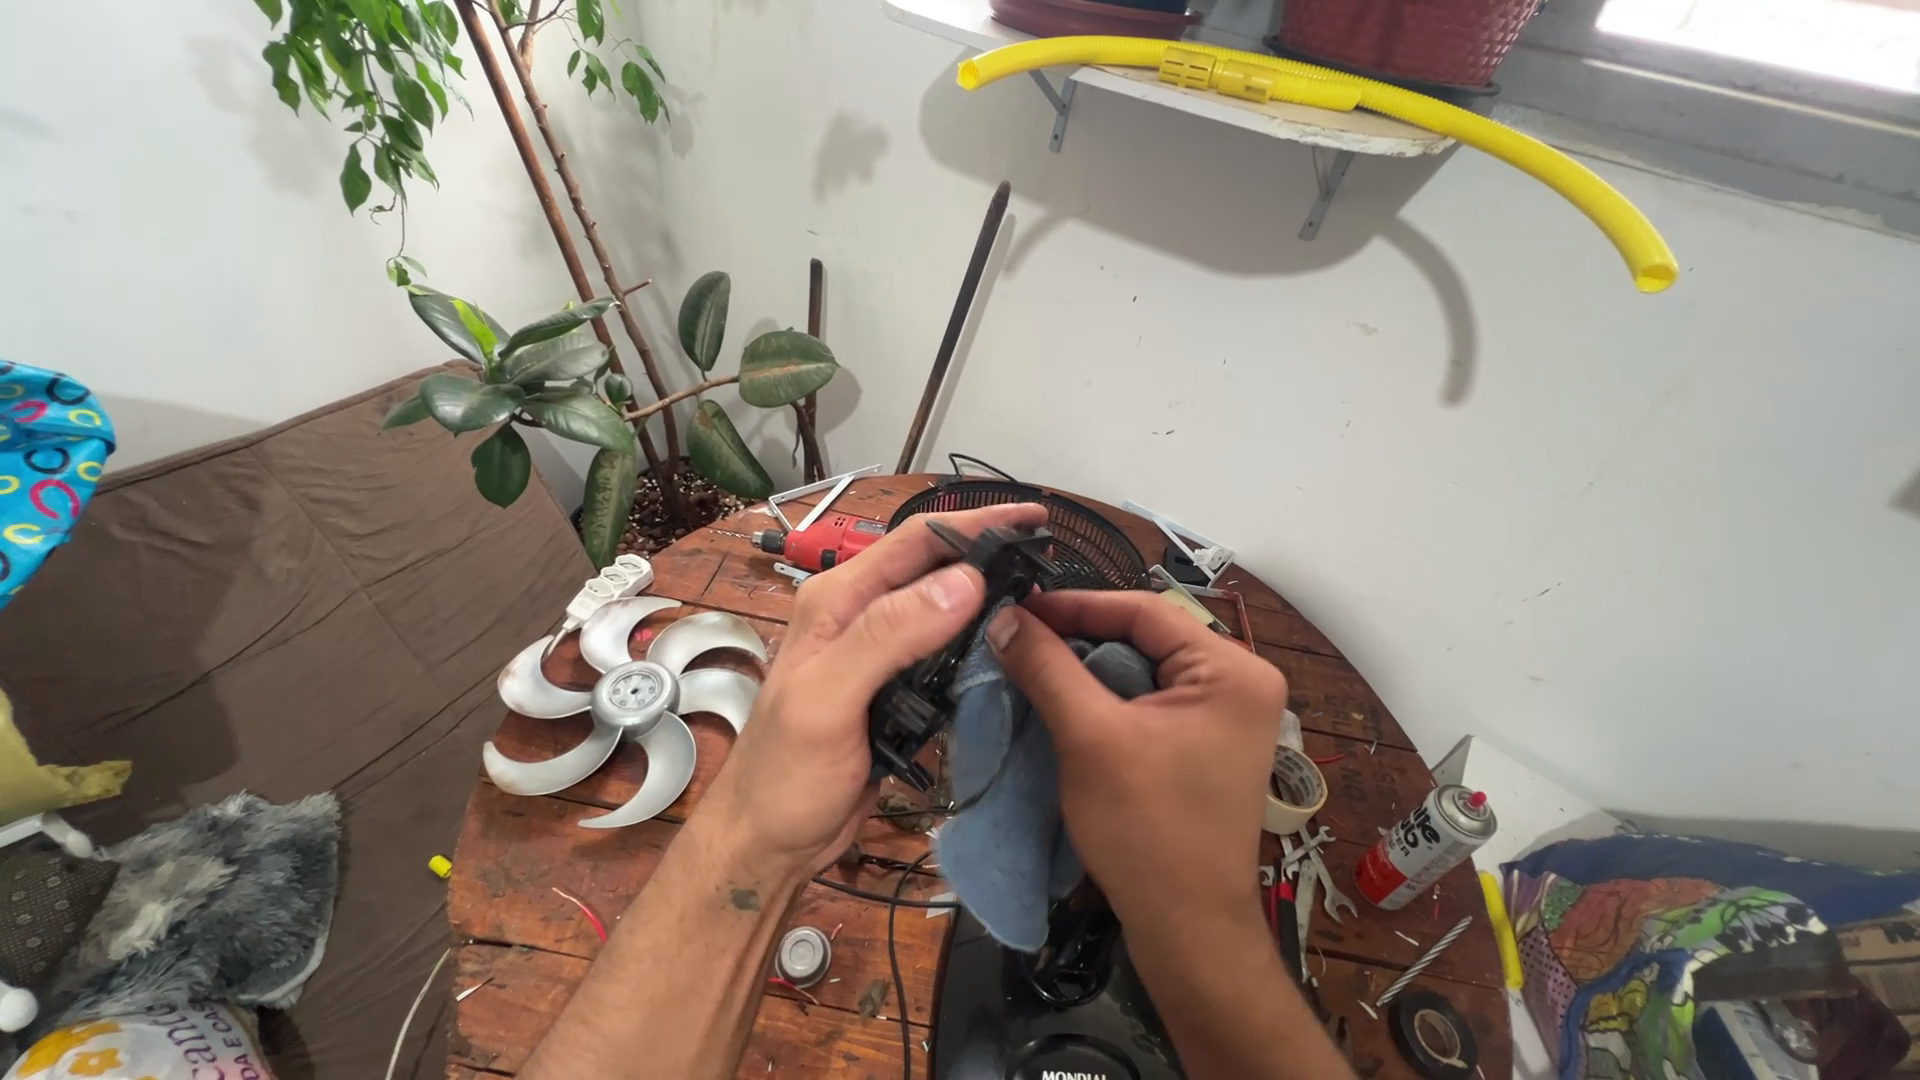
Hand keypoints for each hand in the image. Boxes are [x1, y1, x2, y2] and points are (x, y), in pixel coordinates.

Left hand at [705, 502, 1049, 878]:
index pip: (915, 542)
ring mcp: (878, 651)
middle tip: (1046, 557)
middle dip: (987, 552)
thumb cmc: (785, 774)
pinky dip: (974, 639)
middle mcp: (858, 613)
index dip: (976, 524)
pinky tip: (1002, 644)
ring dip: (985, 595)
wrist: (769, 839)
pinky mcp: (894, 686)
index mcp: (838, 600)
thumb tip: (966, 580)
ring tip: (1037, 595)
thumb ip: (889, 636)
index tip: (1033, 518)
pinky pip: (942, 649)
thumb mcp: (829, 699)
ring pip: (941, 606)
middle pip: (932, 566)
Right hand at [984, 592, 1285, 926]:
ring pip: (1141, 667)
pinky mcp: (1205, 742)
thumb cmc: (1147, 830)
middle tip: (1020, 635)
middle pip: (1144, 636)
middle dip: (1078, 637)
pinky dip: (1104, 697)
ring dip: (1086, 668)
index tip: (1018, 607)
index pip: (1143, 611)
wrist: (1186, 930)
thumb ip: (1047, 667)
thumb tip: (1004, 616)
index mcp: (1233, 670)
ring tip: (1032, 663)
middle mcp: (1240, 682)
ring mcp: (1225, 715)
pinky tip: (1063, 699)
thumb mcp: (1090, 737)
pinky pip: (1148, 699)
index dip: (1075, 605)